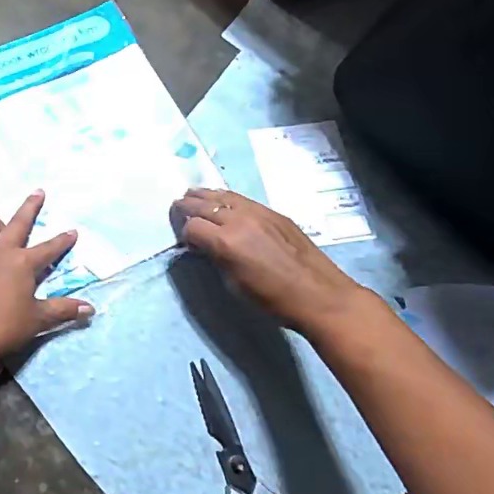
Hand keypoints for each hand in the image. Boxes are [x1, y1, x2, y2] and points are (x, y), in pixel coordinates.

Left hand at [0, 191, 91, 356]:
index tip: (73, 232)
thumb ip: (64, 310)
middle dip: (31, 206)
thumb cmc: (7, 326)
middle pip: (18, 222)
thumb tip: (90, 309)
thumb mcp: (39, 318)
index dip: (63, 240)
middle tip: (38, 192)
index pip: (49, 247)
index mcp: (23, 262)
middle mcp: (0, 251)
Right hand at [172, 188, 372, 335]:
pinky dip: (226, 198)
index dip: (184, 234)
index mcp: (225, 242)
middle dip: (188, 206)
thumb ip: (216, 259)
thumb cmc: (273, 300)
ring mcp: (258, 212)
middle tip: (176, 205)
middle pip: (204, 205)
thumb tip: (205, 247)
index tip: (185, 241)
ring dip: (205, 195)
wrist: (317, 294)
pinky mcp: (274, 213)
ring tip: (193, 194)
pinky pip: (243, 199)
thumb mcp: (235, 285)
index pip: (192, 227)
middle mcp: (239, 220)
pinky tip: (222, 200)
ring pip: (224, 196)